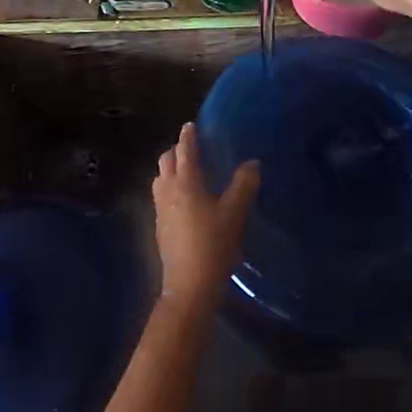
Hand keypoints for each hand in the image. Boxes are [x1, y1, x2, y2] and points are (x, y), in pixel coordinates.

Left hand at [153, 123, 258, 306]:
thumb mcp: (235, 213)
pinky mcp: (159, 226)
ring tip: (187, 172)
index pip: (185, 150)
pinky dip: (169, 187)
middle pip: (166, 160)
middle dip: (177, 150)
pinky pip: (160, 196)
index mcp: (186, 182)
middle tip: (192, 148)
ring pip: (160, 178)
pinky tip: (184, 200)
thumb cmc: (213, 244)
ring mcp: (160, 209)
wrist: (189, 286)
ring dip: (170, 169)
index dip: (188, 136)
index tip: (191, 125)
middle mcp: (168, 190)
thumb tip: (252, 163)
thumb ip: (244, 185)